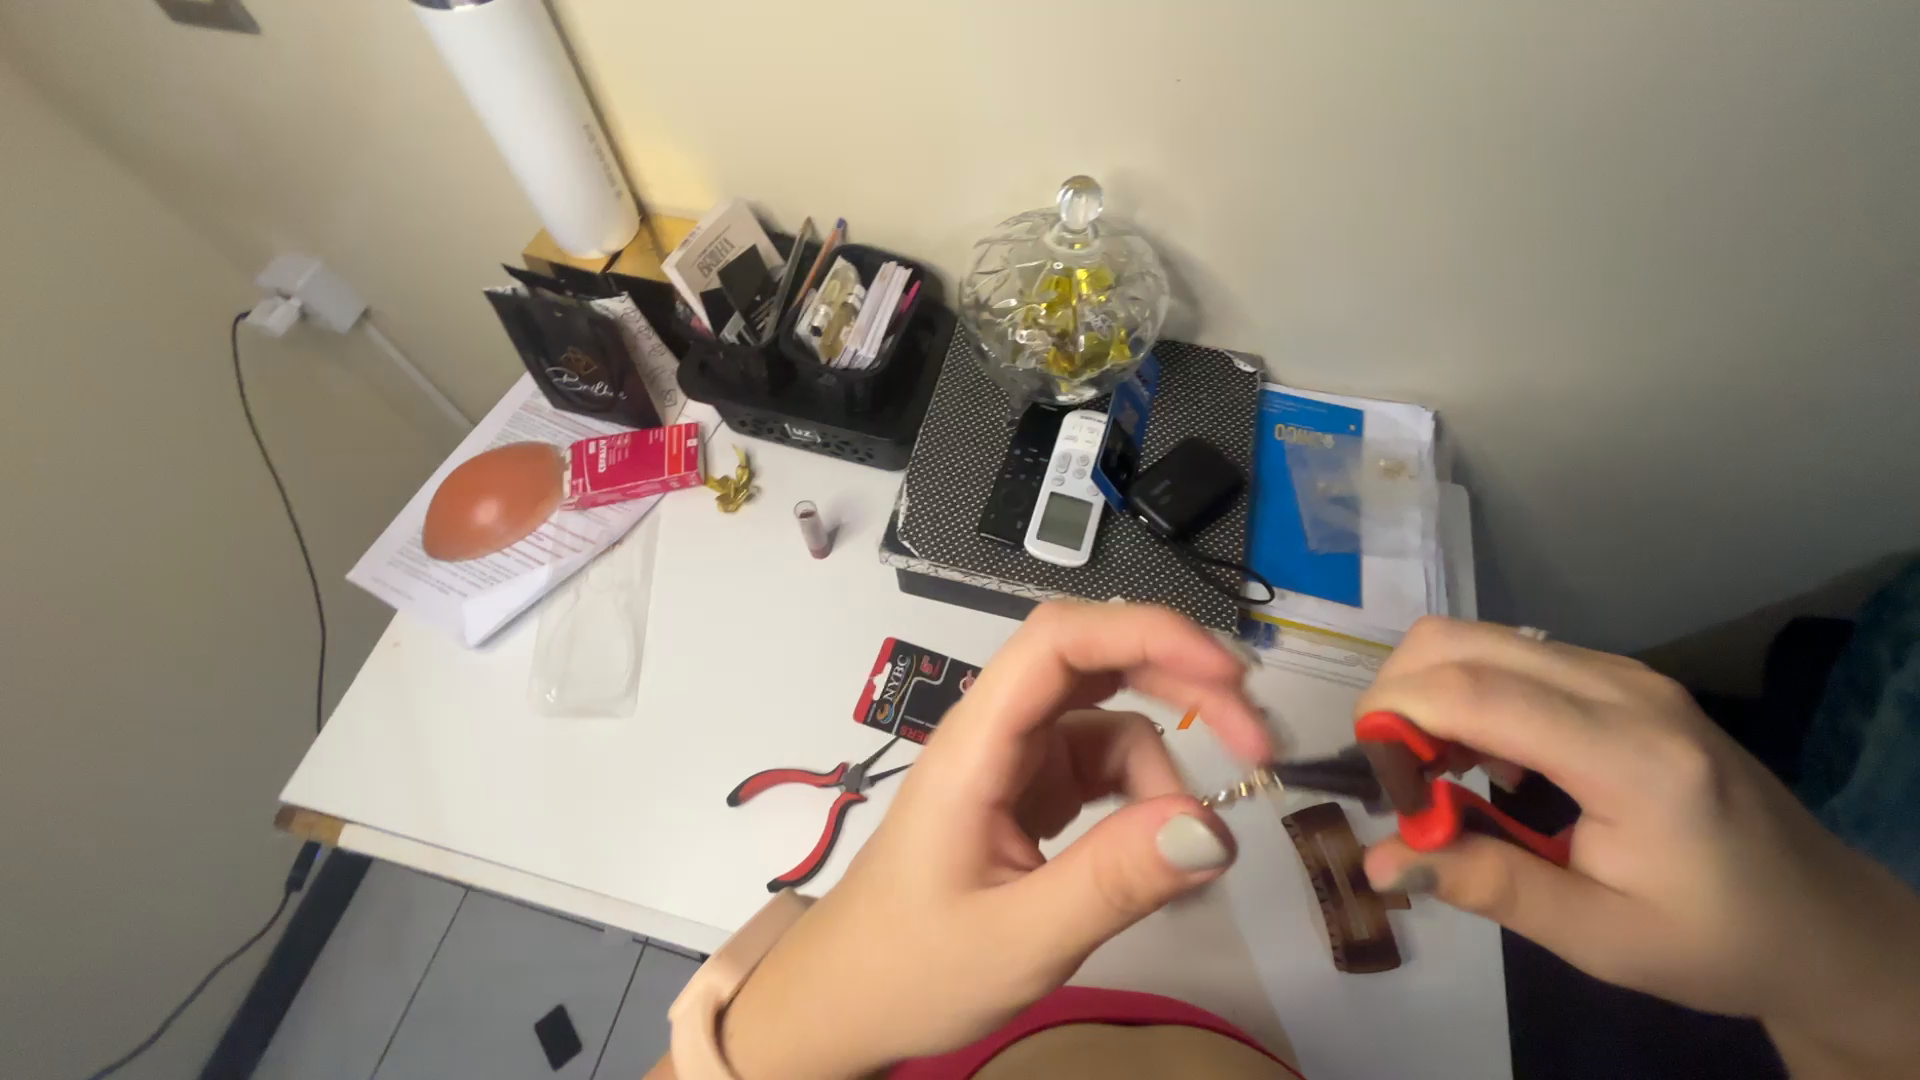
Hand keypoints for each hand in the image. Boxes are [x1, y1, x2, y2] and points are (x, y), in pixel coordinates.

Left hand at [718, 602, 1268, 1079]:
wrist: (850, 997)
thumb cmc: (912, 967)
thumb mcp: (1019, 939)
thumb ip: (1113, 881)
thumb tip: (1213, 828)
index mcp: (976, 743)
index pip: (1057, 642)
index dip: (1145, 634)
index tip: (1227, 675)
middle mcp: (998, 730)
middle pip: (1095, 661)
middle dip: (1181, 683)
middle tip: (1257, 743)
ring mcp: (1017, 757)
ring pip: (1111, 718)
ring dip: (1168, 763)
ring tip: (1198, 843)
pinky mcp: (1033, 788)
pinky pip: (1106, 767)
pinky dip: (1146, 798)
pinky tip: (1162, 849)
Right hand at [1359, 616, 1919, 1074]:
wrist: (1832, 924)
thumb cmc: (1718, 940)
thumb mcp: (1601, 938)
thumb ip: (1487, 887)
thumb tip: (1376, 863)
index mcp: (1631, 759)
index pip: (1473, 692)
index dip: (1394, 717)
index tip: (1377, 778)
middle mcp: (1623, 690)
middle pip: (1455, 642)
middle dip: (1395, 695)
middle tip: (1400, 772)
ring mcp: (1620, 673)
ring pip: (1469, 638)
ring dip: (1423, 691)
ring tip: (1437, 768)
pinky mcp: (1612, 675)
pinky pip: (1500, 651)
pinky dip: (1457, 689)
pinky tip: (1482, 753)